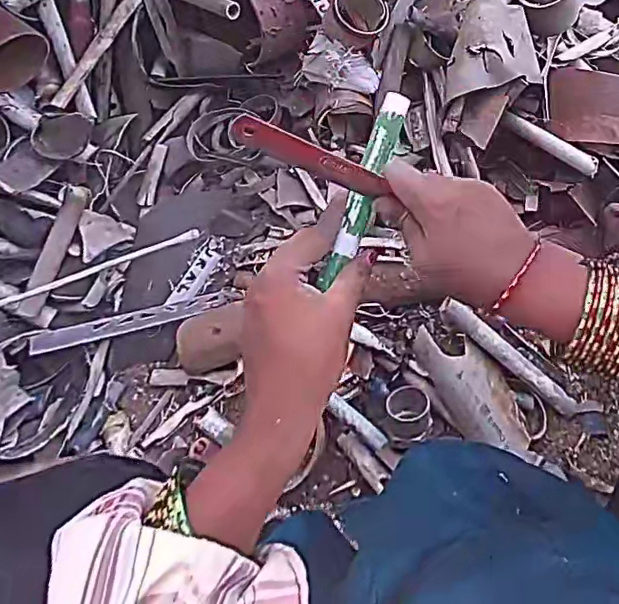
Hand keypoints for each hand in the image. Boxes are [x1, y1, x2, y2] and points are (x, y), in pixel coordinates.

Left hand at [240, 207, 368, 435]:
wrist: (282, 414)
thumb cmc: (304, 371)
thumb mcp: (340, 312)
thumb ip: (353, 275)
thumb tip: (362, 257)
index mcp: (276, 278)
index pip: (313, 235)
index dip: (338, 220)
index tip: (350, 206)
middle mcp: (260, 287)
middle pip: (301, 249)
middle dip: (330, 246)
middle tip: (356, 240)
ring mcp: (256, 304)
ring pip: (295, 270)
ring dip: (320, 268)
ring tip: (346, 273)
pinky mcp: (260, 320)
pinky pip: (287, 289)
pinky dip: (309, 286)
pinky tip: (327, 296)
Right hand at [380, 161, 535, 307]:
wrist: (516, 273)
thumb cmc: (472, 272)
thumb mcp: (421, 256)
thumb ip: (401, 223)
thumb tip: (385, 206)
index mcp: (431, 198)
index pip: (394, 169)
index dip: (383, 183)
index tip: (379, 195)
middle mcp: (453, 185)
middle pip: (418, 176)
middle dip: (410, 197)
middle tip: (410, 225)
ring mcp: (473, 186)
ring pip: (440, 184)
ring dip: (434, 202)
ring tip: (440, 234)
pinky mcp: (487, 191)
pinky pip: (461, 190)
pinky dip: (455, 205)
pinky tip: (460, 230)